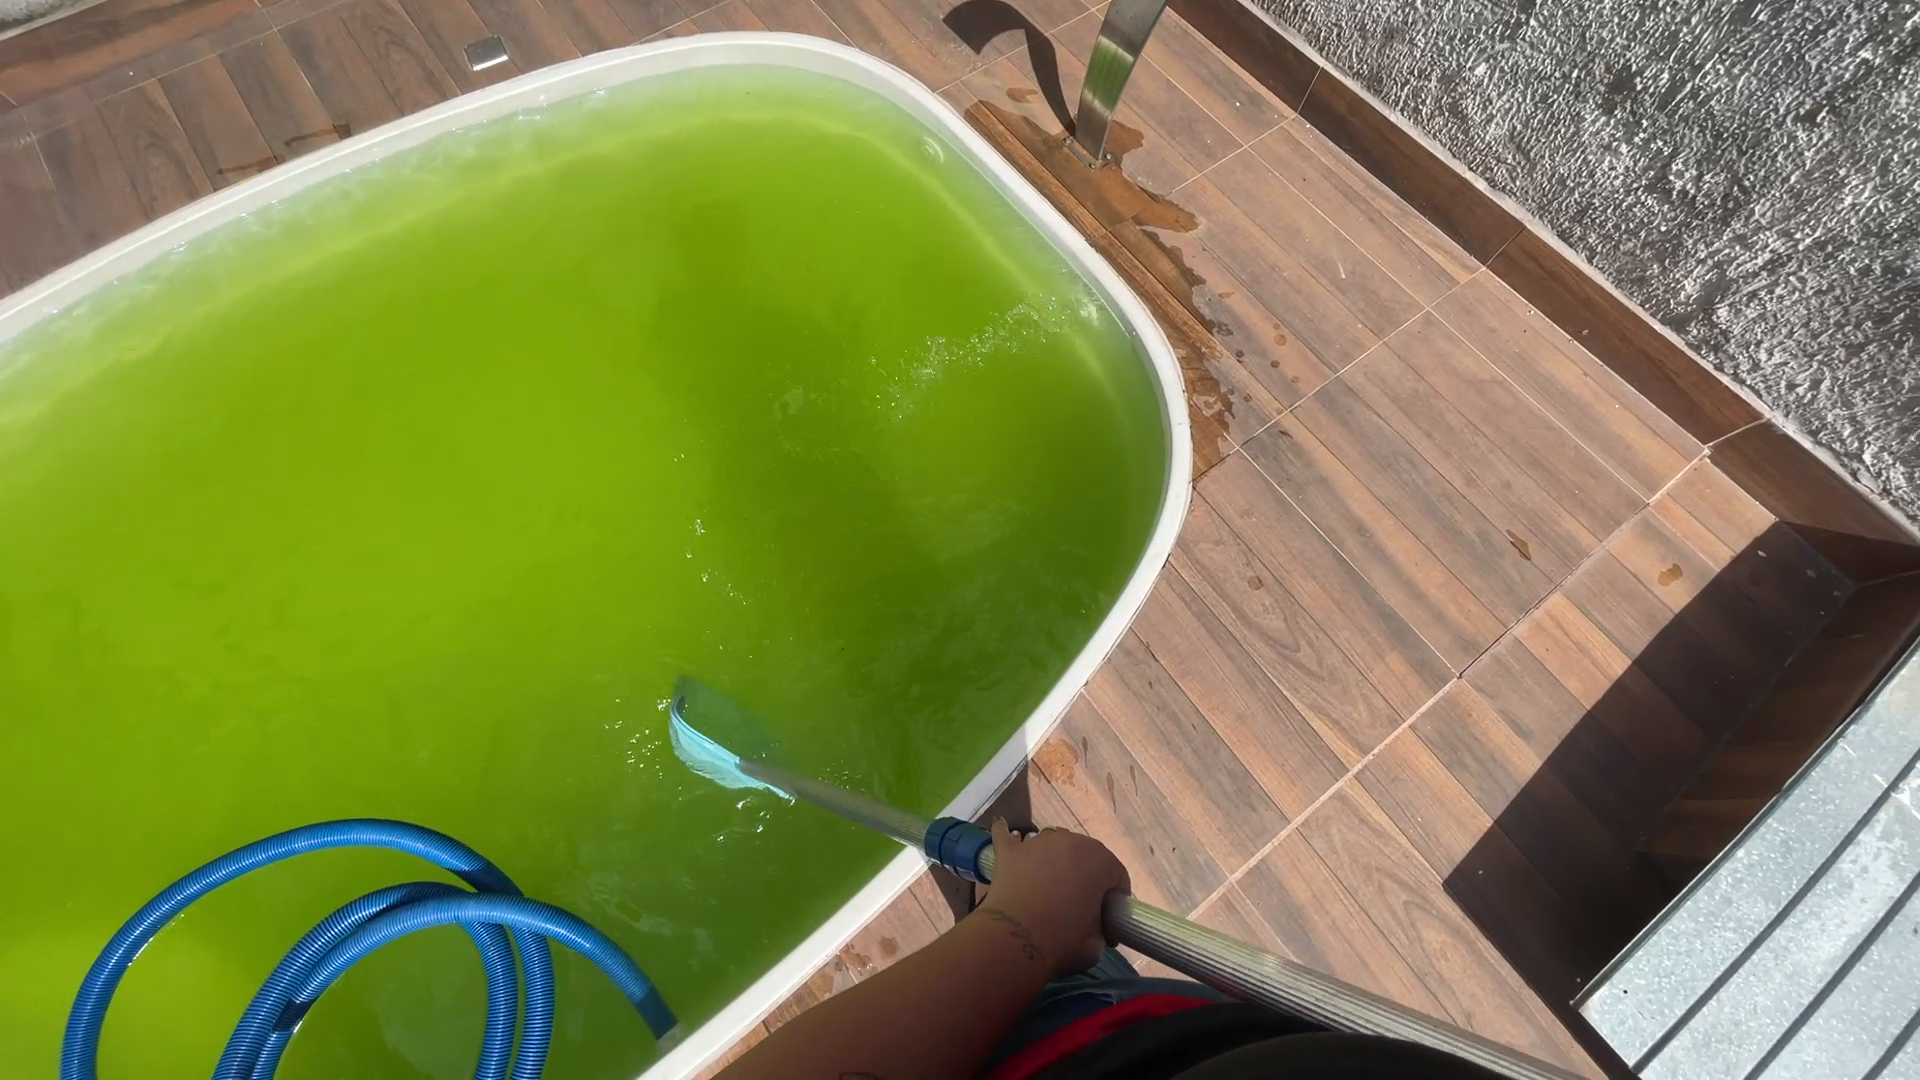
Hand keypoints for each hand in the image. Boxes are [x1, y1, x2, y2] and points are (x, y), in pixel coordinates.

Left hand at [973, 820, 1129, 977]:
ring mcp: (1038, 842)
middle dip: (1087, 876)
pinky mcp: (1009, 850)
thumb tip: (1093, 927)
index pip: (1117, 876)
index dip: (1115, 899)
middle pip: (1086, 856)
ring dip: (1055, 860)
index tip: (1108, 919)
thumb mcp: (1096, 944)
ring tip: (1048, 884)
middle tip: (1079, 906)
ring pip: (1053, 845)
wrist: (1016, 939)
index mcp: (1100, 861)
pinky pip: (1007, 836)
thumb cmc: (1062, 940)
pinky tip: (1007, 836)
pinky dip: (1008, 838)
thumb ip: (1100, 927)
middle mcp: (1070, 841)